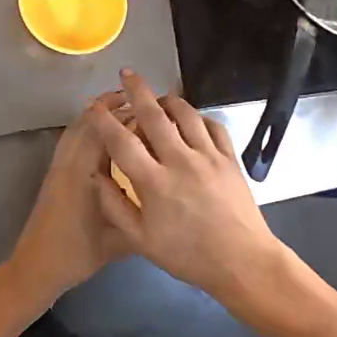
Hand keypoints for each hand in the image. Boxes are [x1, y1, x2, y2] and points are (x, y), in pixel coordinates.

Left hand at [5, 93, 132, 295]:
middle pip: (87, 123)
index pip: (104, 132)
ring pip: (75, 129)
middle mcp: (68, 164)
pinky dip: (85, 129)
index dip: (125, 115)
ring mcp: (58, 168)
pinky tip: (103, 137)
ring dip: (96, 116)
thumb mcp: (119, 240)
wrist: (37, 267)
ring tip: (122, 108)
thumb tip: (169, 200)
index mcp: (84, 175)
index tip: (149, 106)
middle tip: (137, 99)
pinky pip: (70, 141)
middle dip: (110, 107)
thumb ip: (142, 216)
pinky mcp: (53, 175)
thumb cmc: (77, 254)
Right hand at [89, 71, 289, 301]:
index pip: (122, 141)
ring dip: (169, 100)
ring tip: (159, 95)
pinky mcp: (230, 159)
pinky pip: (213, 127)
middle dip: (137, 91)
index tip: (93, 106)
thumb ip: (115, 206)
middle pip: (154, 116)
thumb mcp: (142, 241)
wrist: (243, 262)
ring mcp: (208, 157)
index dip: (104, 120)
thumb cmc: (188, 256)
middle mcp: (180, 161)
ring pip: (186, 115)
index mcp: (154, 182)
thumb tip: (96, 178)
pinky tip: (192, 118)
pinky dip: (200, 117)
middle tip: (127, 73)